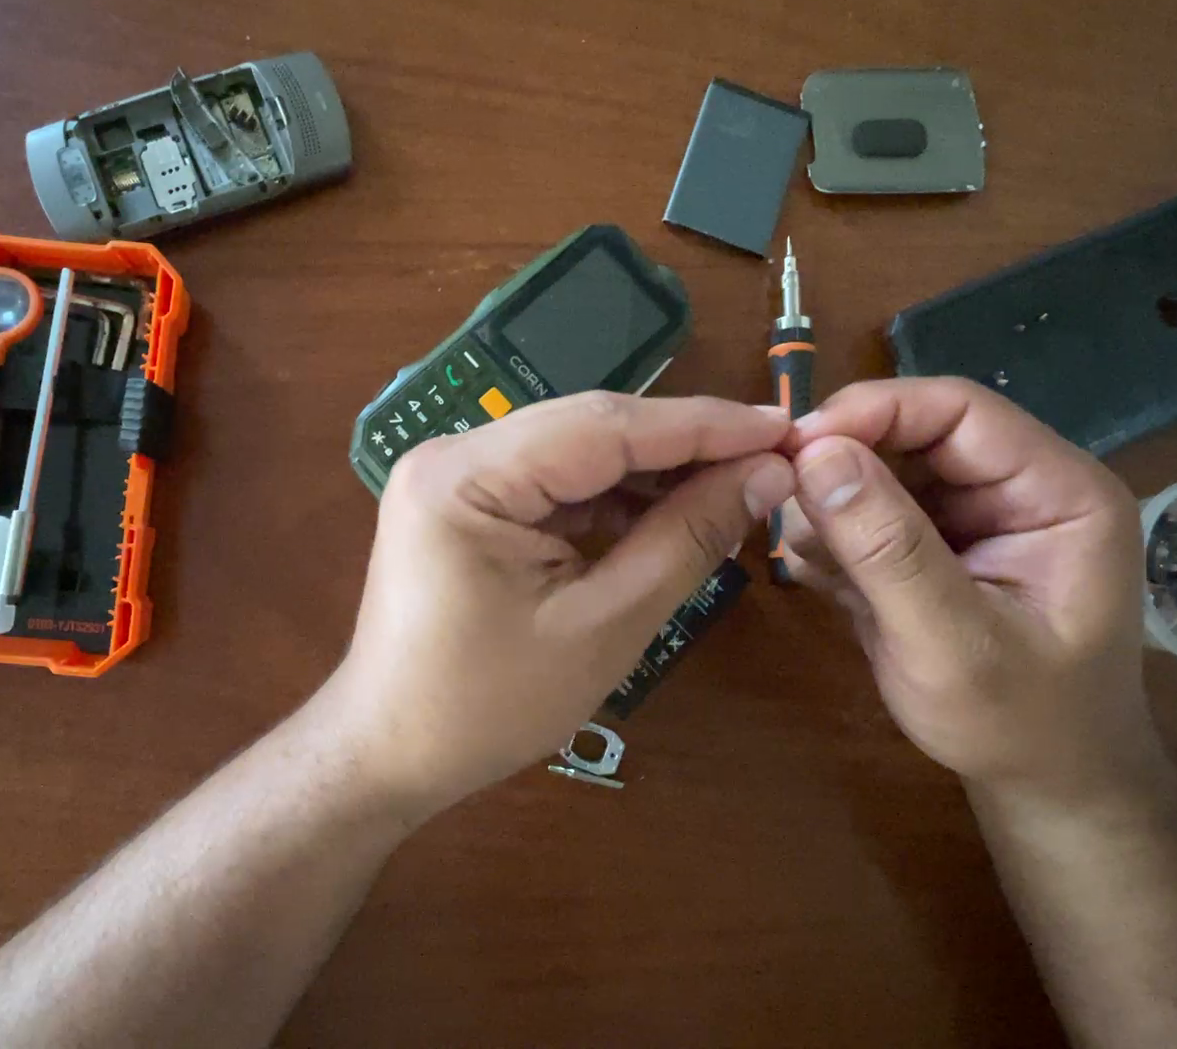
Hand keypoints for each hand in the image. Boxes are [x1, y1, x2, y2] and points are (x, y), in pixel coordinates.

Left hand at [315, 393, 796, 820]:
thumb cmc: (488, 707)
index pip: (604, 425)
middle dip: (681, 446)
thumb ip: (685, 540)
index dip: (703, 425)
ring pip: (575, 453)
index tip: (785, 427)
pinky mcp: (465, 503)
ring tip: (732, 489)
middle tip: (771, 458)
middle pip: (588, 429)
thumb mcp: (601, 626)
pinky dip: (611, 499)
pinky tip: (666, 515)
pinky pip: (552, 485)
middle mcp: (452, 454)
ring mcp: (453, 476)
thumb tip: (767, 474)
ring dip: (650, 473)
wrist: (391, 751)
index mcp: (465, 475)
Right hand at [777, 377, 1168, 806]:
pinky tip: (822, 578)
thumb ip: (885, 547)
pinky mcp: (935, 542)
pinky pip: (870, 510)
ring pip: (881, 469)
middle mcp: (1016, 488)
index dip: (872, 412)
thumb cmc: (1015, 723)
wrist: (1040, 782)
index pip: (959, 410)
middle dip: (841, 462)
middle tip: (777, 498)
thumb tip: (813, 454)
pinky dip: (833, 535)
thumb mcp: (948, 641)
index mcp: (1056, 493)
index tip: (793, 446)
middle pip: (912, 433)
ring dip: (831, 505)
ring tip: (807, 559)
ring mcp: (974, 515)